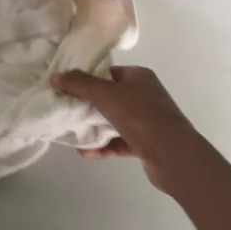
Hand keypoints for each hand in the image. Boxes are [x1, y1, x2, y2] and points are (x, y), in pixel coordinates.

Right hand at [54, 66, 199, 192]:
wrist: (174, 157)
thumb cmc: (141, 116)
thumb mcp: (105, 94)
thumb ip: (79, 84)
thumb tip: (56, 76)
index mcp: (139, 77)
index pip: (108, 72)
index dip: (87, 78)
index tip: (67, 86)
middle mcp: (145, 96)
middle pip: (110, 96)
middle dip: (87, 104)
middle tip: (66, 108)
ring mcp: (147, 121)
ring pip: (114, 120)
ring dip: (94, 127)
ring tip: (72, 132)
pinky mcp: (147, 143)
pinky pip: (119, 141)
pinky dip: (104, 146)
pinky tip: (86, 152)